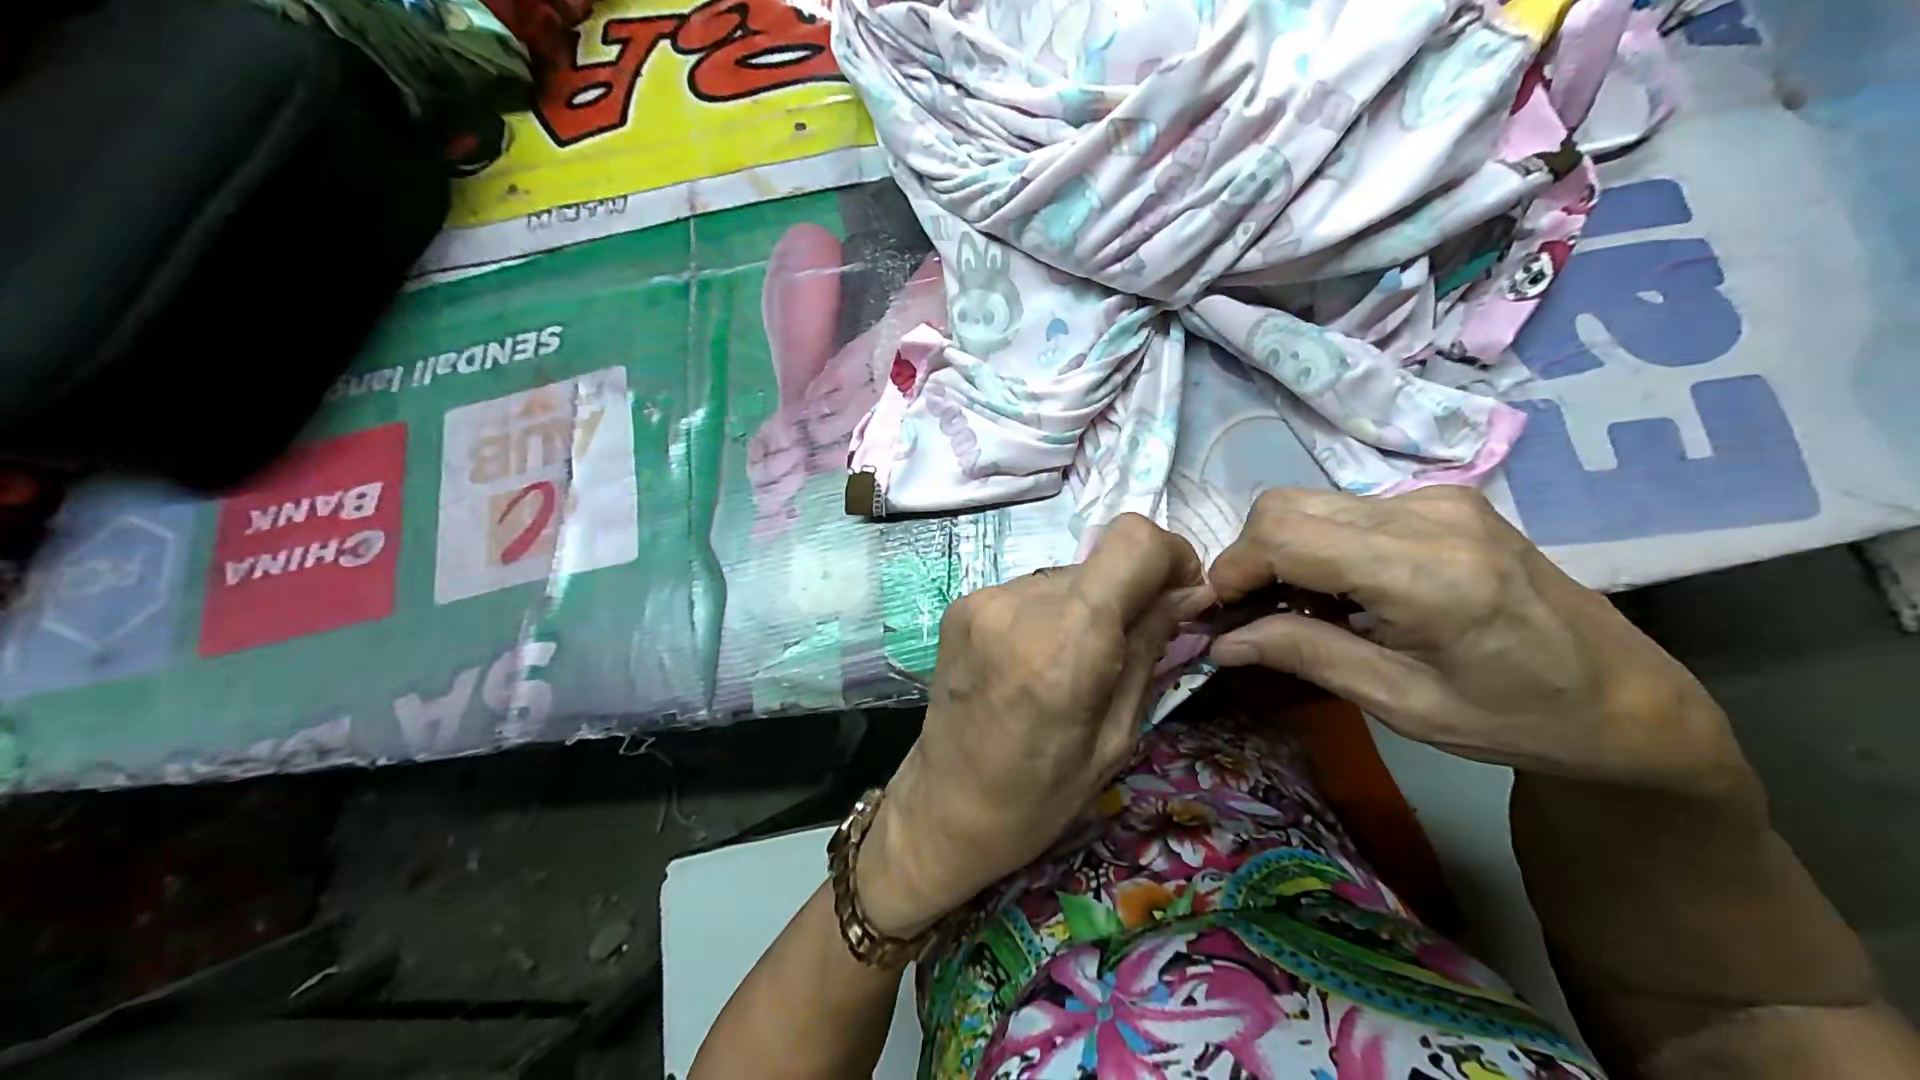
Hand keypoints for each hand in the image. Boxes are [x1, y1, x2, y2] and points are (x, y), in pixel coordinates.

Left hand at [857, 515, 1210, 937]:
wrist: (945, 807)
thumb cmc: (1041, 795)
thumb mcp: (1117, 734)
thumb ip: (1150, 648)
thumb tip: (1188, 592)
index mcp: (1066, 643)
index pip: (1133, 541)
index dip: (1170, 555)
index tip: (1179, 593)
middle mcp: (1018, 605)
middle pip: (1102, 561)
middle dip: (1129, 592)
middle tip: (1128, 645)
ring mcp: (982, 600)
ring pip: (1066, 575)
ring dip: (1086, 606)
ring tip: (1074, 663)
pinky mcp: (961, 604)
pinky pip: (1029, 590)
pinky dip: (1048, 614)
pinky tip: (1036, 660)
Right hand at [1206, 487, 1747, 796]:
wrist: (1626, 698)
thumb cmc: (1517, 718)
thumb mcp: (1402, 704)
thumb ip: (1305, 656)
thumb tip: (1220, 640)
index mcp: (1427, 572)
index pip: (1285, 534)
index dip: (1233, 569)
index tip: (1219, 614)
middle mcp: (1429, 513)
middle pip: (1285, 505)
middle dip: (1249, 558)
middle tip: (1252, 615)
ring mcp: (1438, 497)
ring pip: (1307, 502)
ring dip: (1280, 551)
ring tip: (1297, 609)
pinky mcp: (1441, 498)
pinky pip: (1342, 508)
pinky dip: (1315, 544)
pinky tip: (1337, 590)